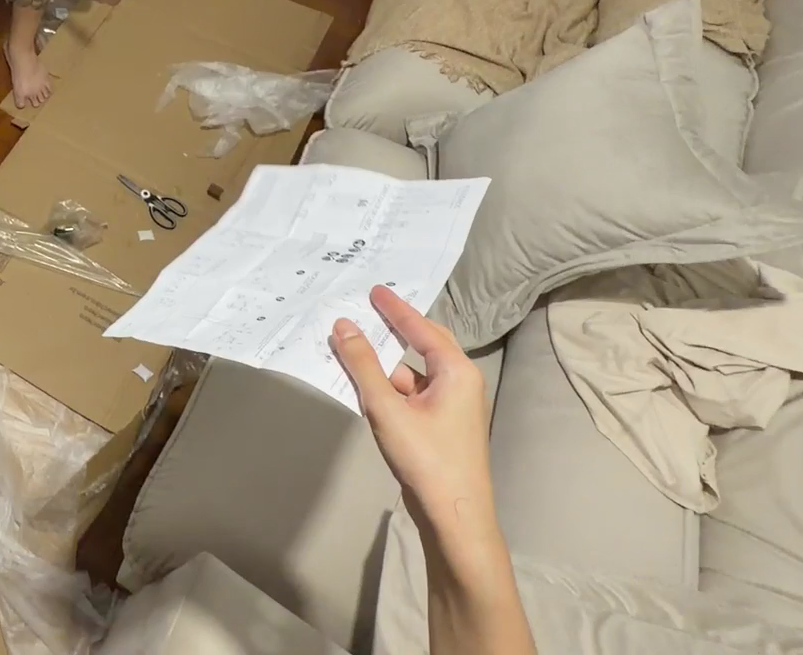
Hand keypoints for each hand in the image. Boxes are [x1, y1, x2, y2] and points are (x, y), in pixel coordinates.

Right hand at [331, 286, 494, 525]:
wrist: (453, 513)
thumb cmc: (425, 456)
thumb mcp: (386, 407)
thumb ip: (363, 364)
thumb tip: (343, 325)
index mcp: (456, 372)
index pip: (422, 328)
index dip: (396, 308)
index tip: (375, 289)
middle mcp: (459, 381)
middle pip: (426, 342)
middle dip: (397, 325)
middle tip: (370, 305)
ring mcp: (451, 403)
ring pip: (414, 368)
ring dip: (386, 357)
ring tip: (354, 342)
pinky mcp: (440, 421)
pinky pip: (411, 388)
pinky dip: (388, 379)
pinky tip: (364, 380)